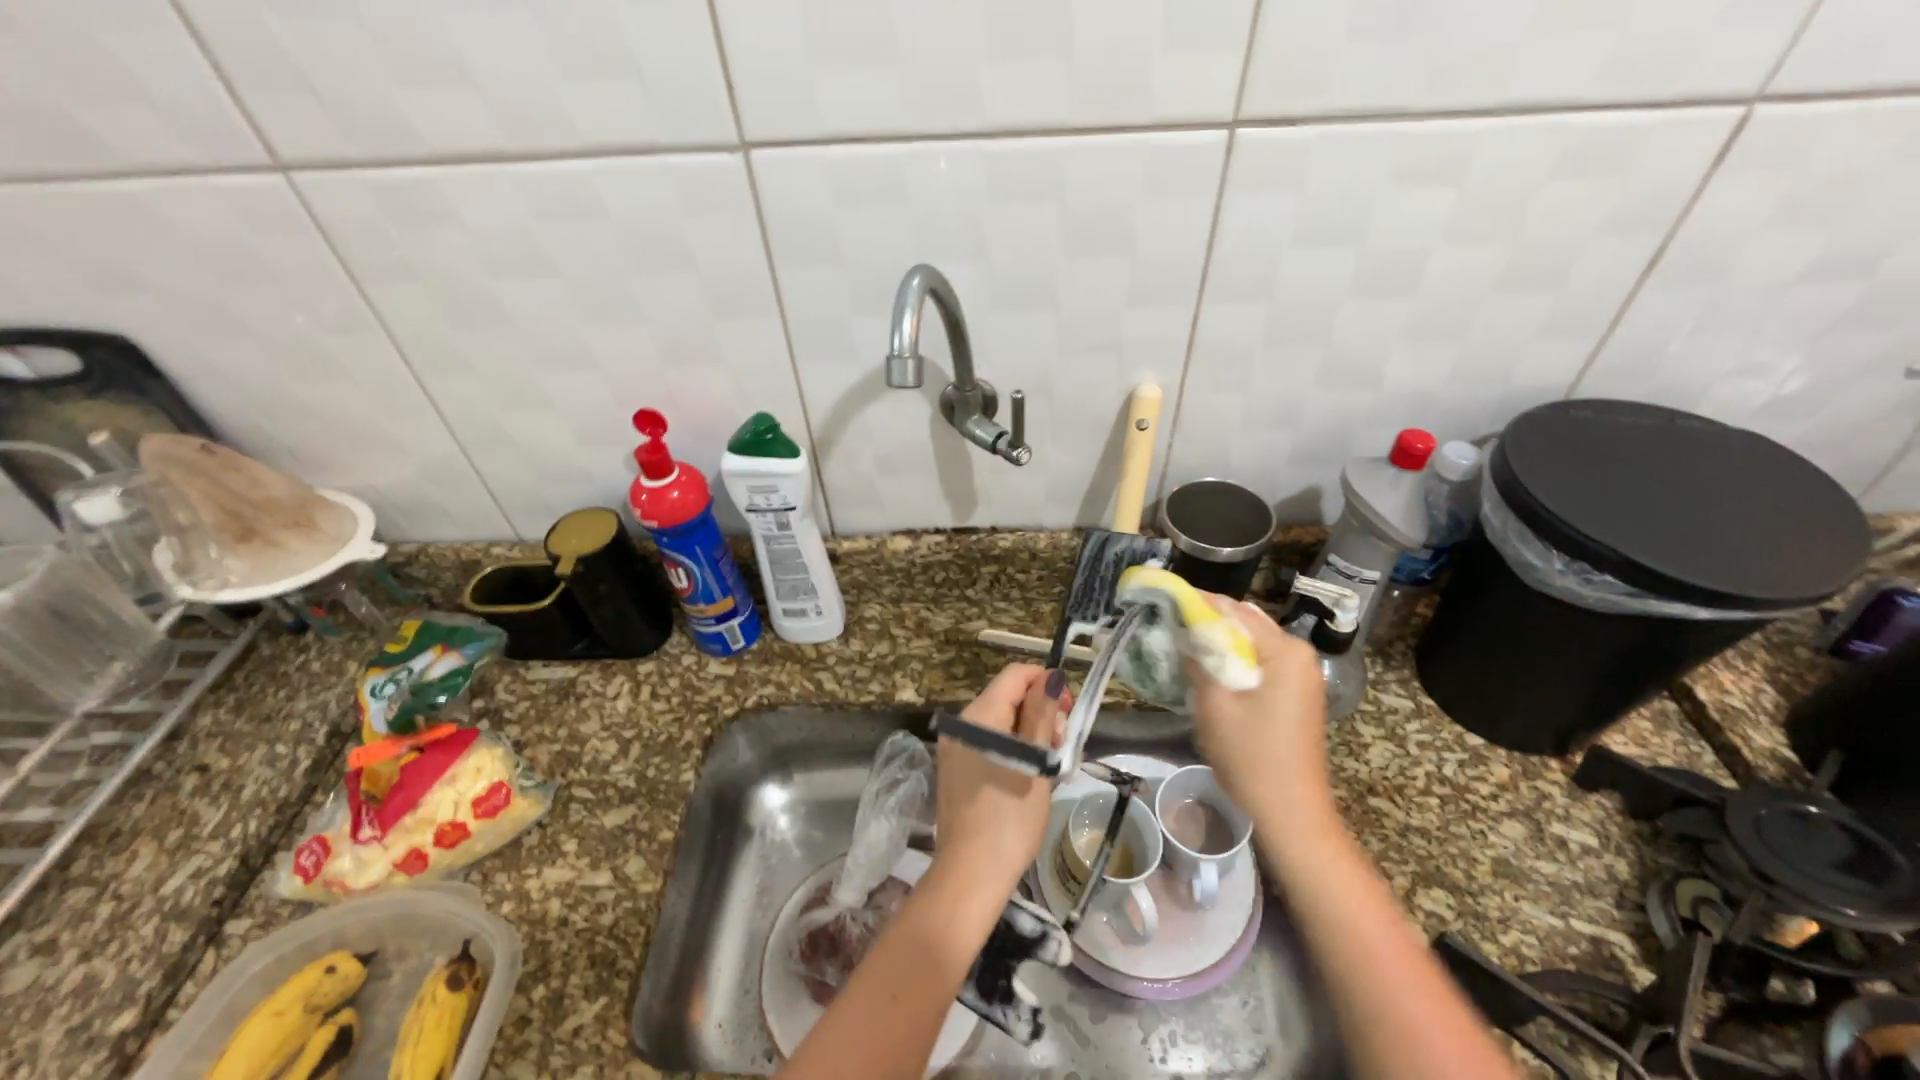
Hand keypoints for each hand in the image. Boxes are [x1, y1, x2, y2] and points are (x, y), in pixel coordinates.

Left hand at [932, 664, 1071, 892]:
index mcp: (978, 716)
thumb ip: (1042, 715)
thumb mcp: (1035, 762)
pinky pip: (989, 742)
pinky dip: (1013, 748)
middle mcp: (961, 724)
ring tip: (1051, 766)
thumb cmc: (1010, 817)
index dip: (1046, 683)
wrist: (972, 872)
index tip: (1069, 712)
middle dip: (1041, 712)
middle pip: (1007, 696)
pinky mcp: (956, 768)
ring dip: (1030, 733)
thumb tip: (1051, 678)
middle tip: (1063, 747)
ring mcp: (955, 747)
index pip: (1015, 675)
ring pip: (1000, 721)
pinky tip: (1030, 775)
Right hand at [1185, 595, 1334, 824]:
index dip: (1197, 603)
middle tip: (1170, 624)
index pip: (1234, 611)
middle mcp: (1299, 655)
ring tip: (1183, 645)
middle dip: (1209, 622)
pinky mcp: (1296, 694)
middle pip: (1246, 623)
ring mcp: (1301, 675)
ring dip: (1221, 642)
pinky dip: (1235, 661)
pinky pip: (1261, 664)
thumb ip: (1199, 660)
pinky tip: (1209, 671)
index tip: (1164, 599)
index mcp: (1284, 651)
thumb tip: (1184, 631)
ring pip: (1252, 644)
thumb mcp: (1214, 704)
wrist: (1290, 810)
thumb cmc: (1251, 756)